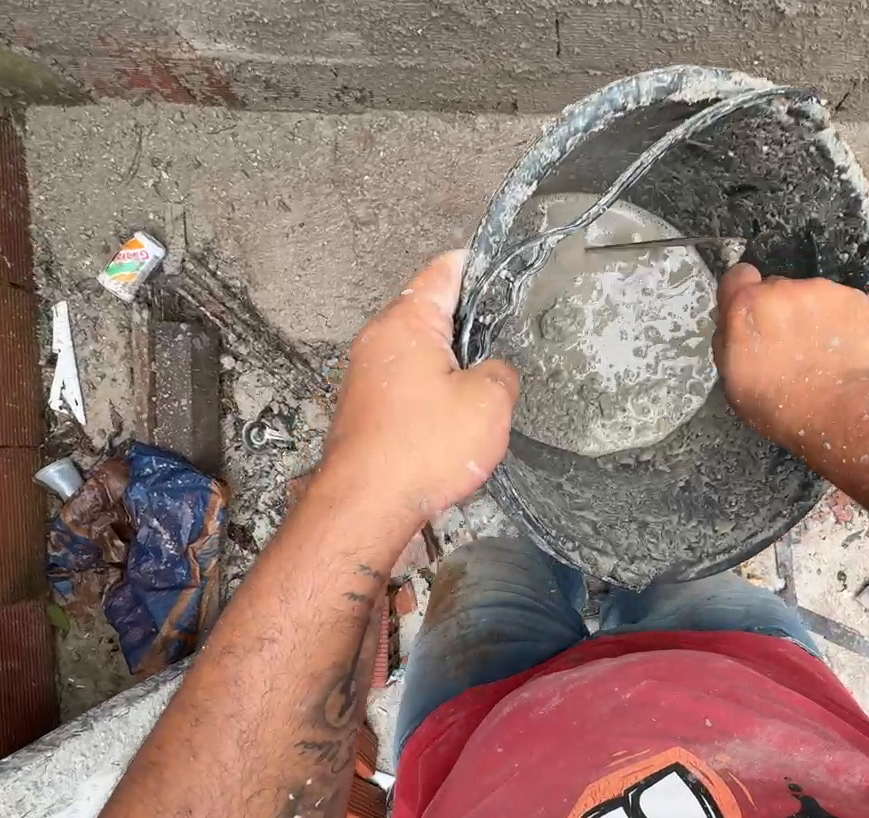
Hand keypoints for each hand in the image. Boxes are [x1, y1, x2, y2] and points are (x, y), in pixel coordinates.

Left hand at [321, 250, 520, 523]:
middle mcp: (378, 341)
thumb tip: (496, 371)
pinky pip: (405, 385)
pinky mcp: (365, 408)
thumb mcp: (489, 402)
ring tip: (479, 383)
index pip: (443, 271)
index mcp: (408, 323)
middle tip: (500, 335)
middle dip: (465, 324)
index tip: (494, 262)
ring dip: (447, 364)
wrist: (367, 504)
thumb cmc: (421, 450)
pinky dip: (430, 392)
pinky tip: (450, 418)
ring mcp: (366, 375)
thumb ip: (503, 372)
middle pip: (428, 313)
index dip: (474, 263)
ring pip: (417, 353)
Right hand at [712, 264, 868, 453]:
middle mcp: (782, 290)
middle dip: (777, 311)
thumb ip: (728, 343)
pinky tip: (837, 352)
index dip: (741, 294)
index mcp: (745, 308)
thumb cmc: (783, 405)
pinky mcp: (853, 299)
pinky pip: (839, 304)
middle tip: (785, 347)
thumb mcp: (733, 383)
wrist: (838, 410)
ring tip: (816, 354)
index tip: (748, 312)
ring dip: (809, 317)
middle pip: (774, 289)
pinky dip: (838, 323)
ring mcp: (821, 291)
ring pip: (809, 297)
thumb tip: (729, 327)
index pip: (736, 277)